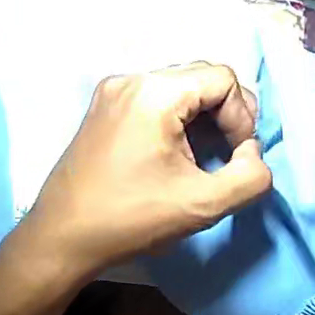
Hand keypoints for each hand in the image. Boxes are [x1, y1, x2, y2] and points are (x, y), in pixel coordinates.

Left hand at [14, 62, 272, 283]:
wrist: (61, 239)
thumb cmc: (132, 219)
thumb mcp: (204, 204)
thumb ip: (251, 177)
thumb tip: (253, 154)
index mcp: (155, 92)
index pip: (223, 78)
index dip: (242, 116)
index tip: (237, 155)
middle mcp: (131, 79)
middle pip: (202, 76)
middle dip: (227, 113)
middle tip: (230, 153)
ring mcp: (113, 91)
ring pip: (181, 86)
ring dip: (204, 117)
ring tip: (205, 155)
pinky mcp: (104, 108)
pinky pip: (157, 98)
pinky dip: (179, 119)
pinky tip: (178, 154)